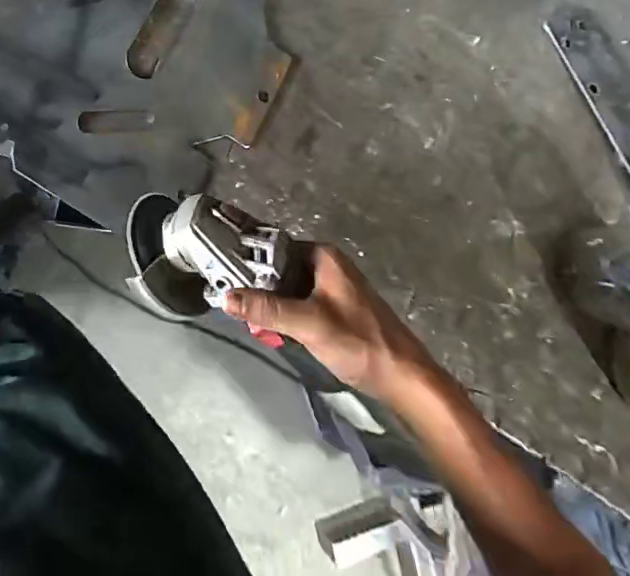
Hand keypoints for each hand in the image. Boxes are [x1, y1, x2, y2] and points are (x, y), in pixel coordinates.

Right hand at [220, 244, 437, 402]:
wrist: (409, 384)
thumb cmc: (363, 344)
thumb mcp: (309, 324)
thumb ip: (266, 309)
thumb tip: (225, 297)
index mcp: (322, 257)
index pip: (269, 244)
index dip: (243, 256)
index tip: (220, 269)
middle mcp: (325, 266)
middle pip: (273, 267)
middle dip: (253, 285)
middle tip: (234, 302)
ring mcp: (329, 288)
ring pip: (281, 287)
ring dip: (265, 303)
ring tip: (251, 319)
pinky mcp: (331, 309)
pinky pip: (293, 302)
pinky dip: (279, 314)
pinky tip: (271, 330)